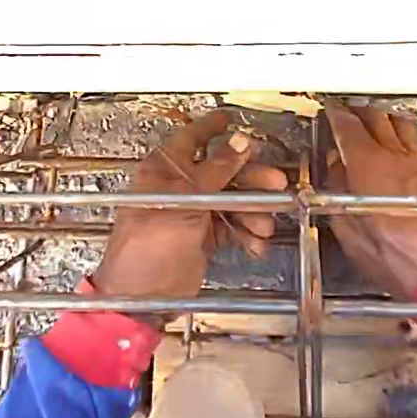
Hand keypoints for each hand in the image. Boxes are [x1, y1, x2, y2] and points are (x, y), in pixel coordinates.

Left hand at [90, 112, 287, 302]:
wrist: (140, 300)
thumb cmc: (147, 247)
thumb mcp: (185, 201)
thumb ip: (215, 170)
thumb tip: (240, 142)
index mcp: (164, 170)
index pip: (191, 138)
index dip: (212, 127)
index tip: (231, 117)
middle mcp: (179, 187)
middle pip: (222, 171)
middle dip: (251, 178)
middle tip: (276, 184)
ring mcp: (192, 213)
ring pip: (232, 200)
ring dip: (253, 212)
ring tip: (263, 227)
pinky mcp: (203, 237)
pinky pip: (231, 226)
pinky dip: (246, 234)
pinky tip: (255, 244)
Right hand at [324, 105, 416, 297]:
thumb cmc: (394, 255)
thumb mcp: (346, 226)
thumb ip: (337, 189)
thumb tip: (333, 169)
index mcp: (368, 164)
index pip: (347, 126)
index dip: (335, 115)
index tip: (329, 112)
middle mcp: (394, 156)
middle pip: (375, 117)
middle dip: (358, 112)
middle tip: (347, 114)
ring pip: (400, 123)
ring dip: (383, 117)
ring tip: (374, 120)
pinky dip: (404, 132)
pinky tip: (400, 140)